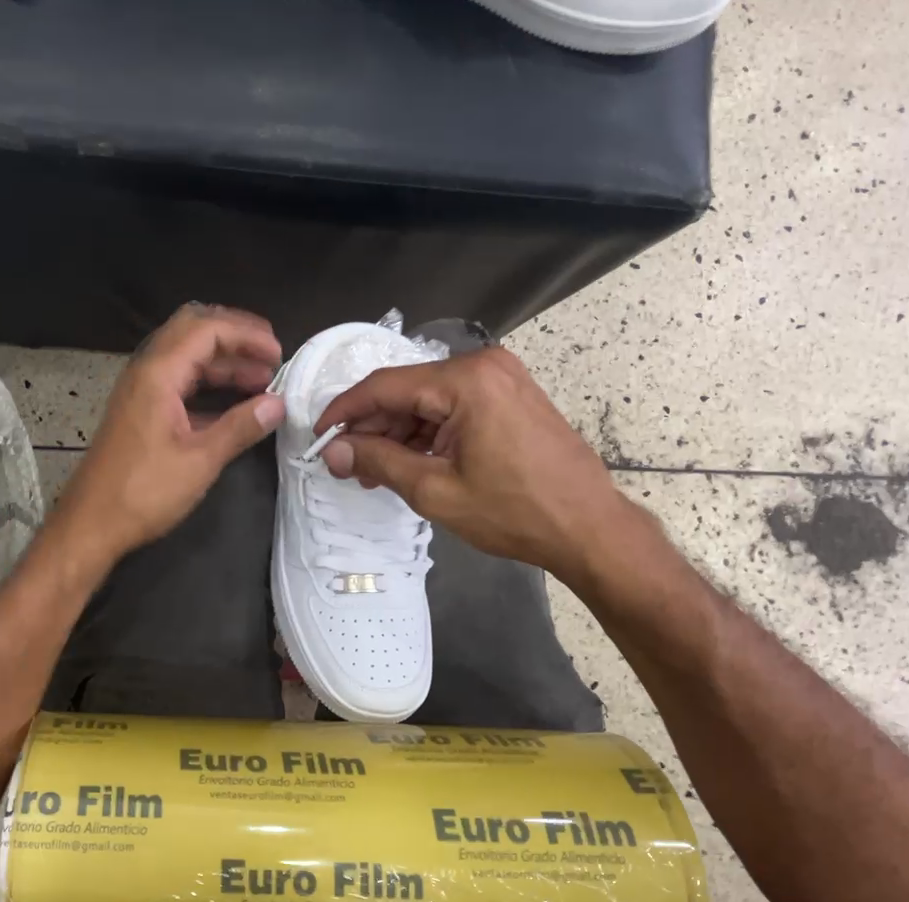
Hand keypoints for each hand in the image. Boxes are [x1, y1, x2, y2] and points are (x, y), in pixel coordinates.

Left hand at [53, 304, 284, 558]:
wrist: (91, 524)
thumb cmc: (143, 493)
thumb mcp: (200, 461)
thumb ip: (241, 427)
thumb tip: (278, 404)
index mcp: (158, 373)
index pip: (207, 328)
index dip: (248, 334)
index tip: (279, 354)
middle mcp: (145, 371)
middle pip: (192, 330)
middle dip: (235, 338)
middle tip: (270, 356)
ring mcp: (140, 391)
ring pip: (185, 357)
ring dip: (223, 363)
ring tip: (261, 382)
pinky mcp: (139, 411)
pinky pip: (177, 382)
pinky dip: (207, 385)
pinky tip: (234, 406)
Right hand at [313, 345, 631, 580]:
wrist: (590, 528)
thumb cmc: (514, 511)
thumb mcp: (435, 490)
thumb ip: (378, 462)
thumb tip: (334, 452)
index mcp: (466, 380)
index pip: (384, 386)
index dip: (344, 412)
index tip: (318, 438)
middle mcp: (484, 366)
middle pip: (406, 391)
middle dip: (372, 428)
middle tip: (347, 467)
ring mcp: (501, 379)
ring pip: (427, 401)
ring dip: (398, 435)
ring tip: (375, 474)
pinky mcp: (510, 397)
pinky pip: (453, 409)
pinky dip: (427, 435)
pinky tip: (409, 464)